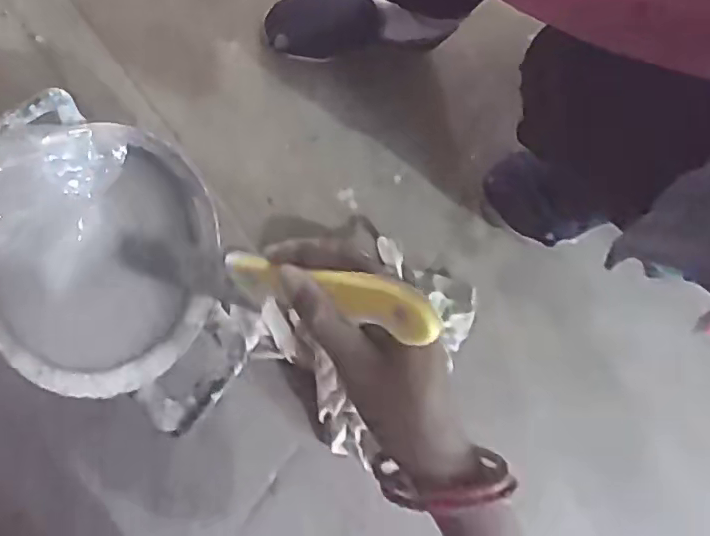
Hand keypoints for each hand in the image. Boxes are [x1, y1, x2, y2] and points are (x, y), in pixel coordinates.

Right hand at [268, 240, 479, 485]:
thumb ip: (320, 315)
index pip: (351, 256)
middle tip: (274, 266)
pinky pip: (360, 301)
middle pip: (352, 264)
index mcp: (404, 298)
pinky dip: (332, 299)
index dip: (309, 250)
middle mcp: (405, 296)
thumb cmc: (397, 409)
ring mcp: (402, 313)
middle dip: (311, 261)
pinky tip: (311, 305)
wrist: (435, 459)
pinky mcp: (396, 330)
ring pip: (354, 282)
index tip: (274, 255)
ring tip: (286, 281)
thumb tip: (286, 272)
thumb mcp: (353, 362)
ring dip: (320, 279)